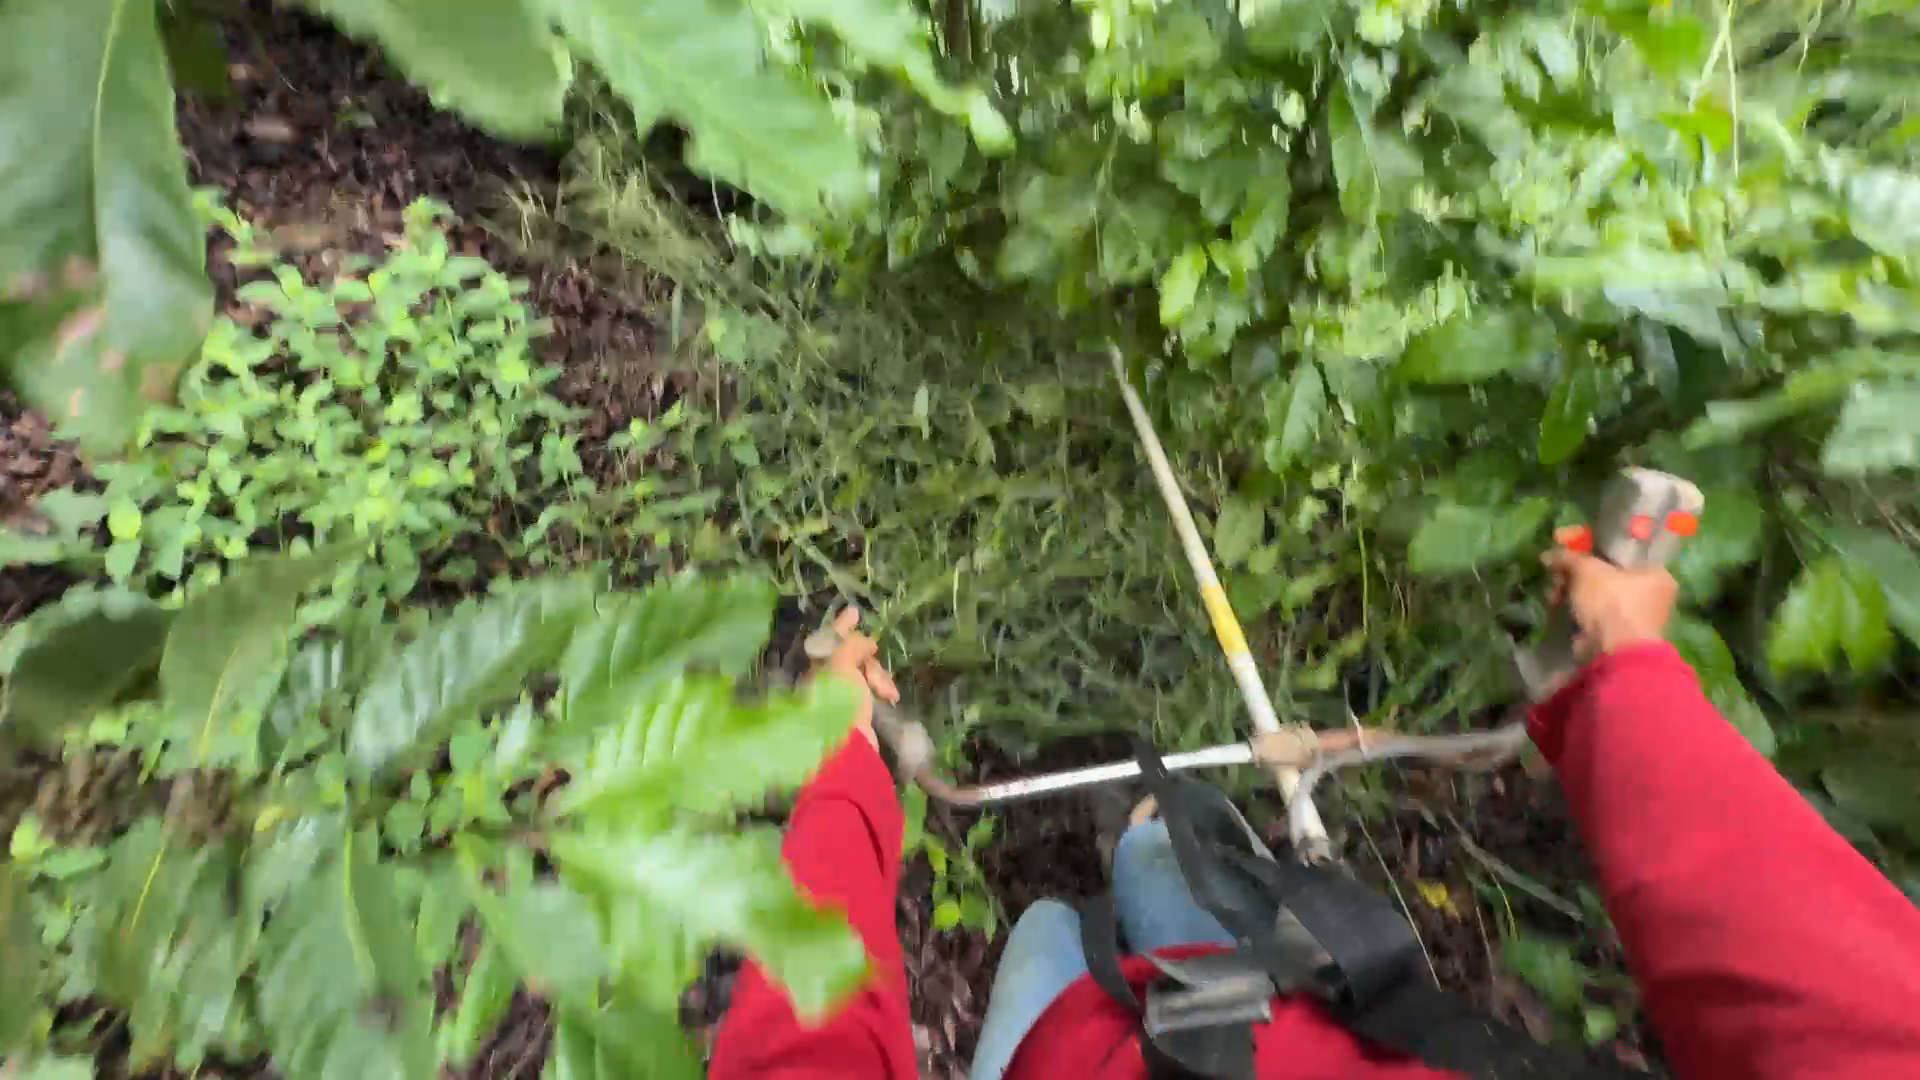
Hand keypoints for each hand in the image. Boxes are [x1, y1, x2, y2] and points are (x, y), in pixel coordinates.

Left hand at [812, 606, 899, 747]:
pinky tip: (891, 697)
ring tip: (888, 692)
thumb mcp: (841, 666)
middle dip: (868, 656)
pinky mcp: (860, 713)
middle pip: (852, 655)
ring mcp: (843, 698)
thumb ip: (852, 645)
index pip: (830, 640)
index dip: (842, 625)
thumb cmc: (838, 703)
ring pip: (866, 673)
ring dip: (879, 676)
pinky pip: (873, 691)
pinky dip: (883, 690)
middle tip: (876, 654)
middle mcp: (828, 681)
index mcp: (818, 669)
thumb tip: (867, 641)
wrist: (848, 749)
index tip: (856, 612)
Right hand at [1544, 533, 1678, 658]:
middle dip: (1573, 574)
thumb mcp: (1587, 570)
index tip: (1566, 551)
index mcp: (1655, 572)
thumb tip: (1550, 554)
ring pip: (1593, 592)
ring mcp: (1634, 612)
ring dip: (1569, 590)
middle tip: (1555, 575)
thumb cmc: (1611, 602)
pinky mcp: (1616, 629)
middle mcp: (1650, 591)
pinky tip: (1558, 606)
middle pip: (1603, 573)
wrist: (1614, 649)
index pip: (1620, 553)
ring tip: (1554, 595)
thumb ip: (1570, 557)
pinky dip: (1574, 607)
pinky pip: (1591, 609)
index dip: (1590, 549)